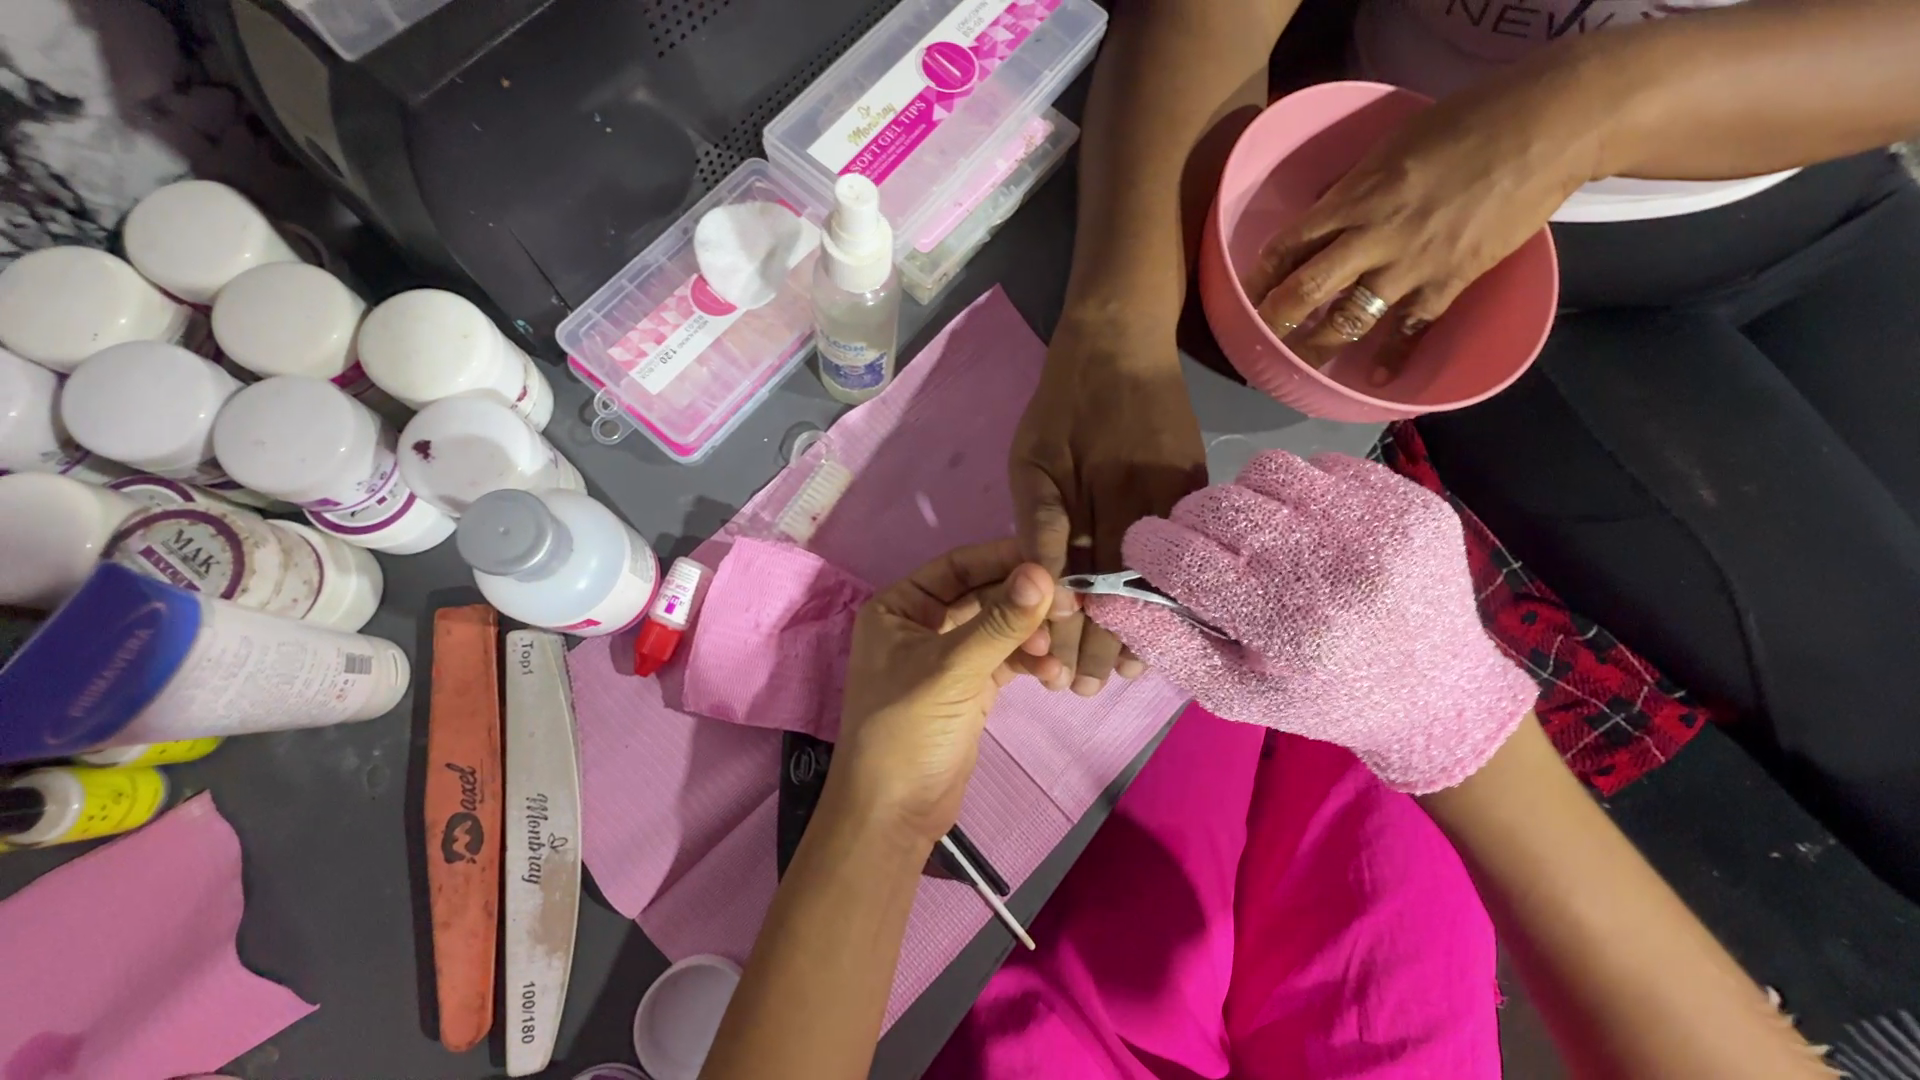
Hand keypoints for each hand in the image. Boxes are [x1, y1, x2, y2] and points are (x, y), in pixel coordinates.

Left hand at [836, 541, 1060, 843]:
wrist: (894, 814)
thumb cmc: (905, 731)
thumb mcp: (950, 671)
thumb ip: (999, 622)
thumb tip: (1043, 573)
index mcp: (899, 607)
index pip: (958, 566)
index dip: (1004, 560)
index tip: (1054, 558)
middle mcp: (923, 624)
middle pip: (985, 596)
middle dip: (1026, 603)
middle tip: (1071, 606)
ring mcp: (949, 657)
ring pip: (1001, 629)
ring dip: (1032, 636)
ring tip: (1059, 651)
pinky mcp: (971, 687)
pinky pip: (1007, 661)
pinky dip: (1030, 664)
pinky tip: (1053, 676)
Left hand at [1010, 317, 1207, 695]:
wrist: (1121, 345)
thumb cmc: (1061, 406)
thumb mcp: (1032, 459)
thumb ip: (1041, 523)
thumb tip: (1047, 585)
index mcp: (1104, 507)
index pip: (1092, 590)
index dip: (1079, 635)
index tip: (1066, 675)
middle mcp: (1147, 514)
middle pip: (1127, 596)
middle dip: (1107, 645)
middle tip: (1091, 689)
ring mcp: (1178, 504)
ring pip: (1161, 582)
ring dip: (1144, 627)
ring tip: (1128, 671)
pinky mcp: (1195, 493)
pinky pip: (1185, 555)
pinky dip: (1171, 590)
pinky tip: (1165, 619)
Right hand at [1085, 450, 1537, 793]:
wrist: (1439, 693)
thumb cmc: (1319, 698)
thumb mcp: (1233, 691)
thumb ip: (1162, 641)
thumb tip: (1096, 595)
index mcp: (1285, 623)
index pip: (1179, 557)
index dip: (1145, 547)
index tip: (1145, 554)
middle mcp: (1333, 567)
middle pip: (1216, 505)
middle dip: (1189, 521)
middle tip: (1202, 549)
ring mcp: (1379, 525)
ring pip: (1265, 470)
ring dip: (1244, 499)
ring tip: (1260, 535)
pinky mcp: (1411, 501)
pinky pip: (1322, 463)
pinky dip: (1300, 490)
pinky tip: (1311, 528)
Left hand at [1243, 76, 1596, 382]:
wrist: (1549, 127)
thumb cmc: (1466, 122)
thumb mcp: (1389, 147)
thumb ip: (1352, 187)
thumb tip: (1324, 211)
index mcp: (1352, 199)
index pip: (1287, 246)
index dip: (1260, 276)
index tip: (1247, 296)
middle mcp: (1371, 238)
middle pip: (1306, 291)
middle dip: (1275, 320)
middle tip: (1256, 341)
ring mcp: (1409, 266)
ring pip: (1349, 319)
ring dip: (1319, 347)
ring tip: (1300, 365)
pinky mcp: (1449, 283)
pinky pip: (1412, 330)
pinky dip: (1394, 357)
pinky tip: (1378, 379)